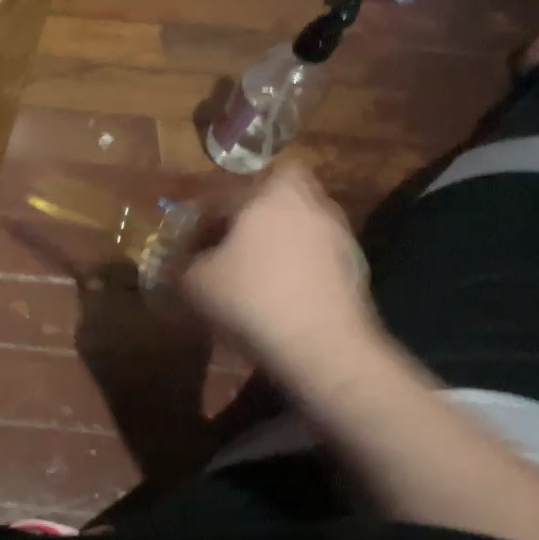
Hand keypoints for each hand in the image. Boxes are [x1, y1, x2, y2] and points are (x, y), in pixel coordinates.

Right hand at [182, 164, 375, 365]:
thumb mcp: (194, 282)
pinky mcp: (354, 266)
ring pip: (298, 224)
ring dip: (276, 241)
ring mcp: (338, 234)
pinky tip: (277, 296)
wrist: (320, 345)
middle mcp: (309, 204)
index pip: (225, 194)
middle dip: (251, 215)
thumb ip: (184, 262)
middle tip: (227, 244)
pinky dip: (296, 266)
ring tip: (251, 274)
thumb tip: (186, 261)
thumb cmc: (249, 299)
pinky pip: (314, 254)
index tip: (191, 244)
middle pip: (275, 195)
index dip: (203, 217)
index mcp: (269, 196)